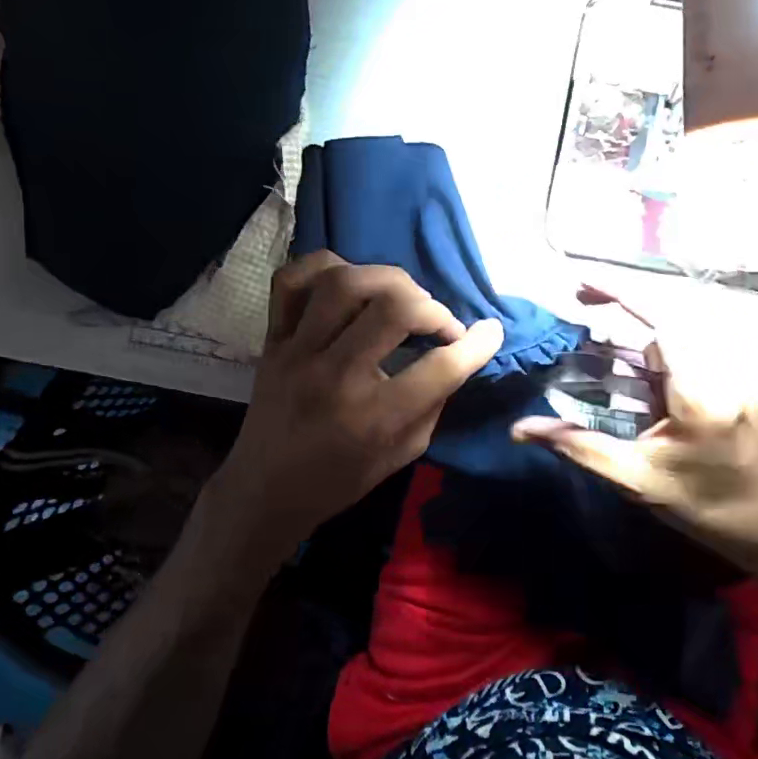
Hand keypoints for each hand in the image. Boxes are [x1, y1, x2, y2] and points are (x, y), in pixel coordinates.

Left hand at [212, 251, 503, 536]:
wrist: (266, 490)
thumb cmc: (343, 477)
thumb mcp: (406, 452)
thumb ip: (434, 400)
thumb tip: (456, 354)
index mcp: (374, 417)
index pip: (441, 367)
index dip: (479, 344)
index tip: (491, 332)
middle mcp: (334, 376)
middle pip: (395, 307)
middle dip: (433, 309)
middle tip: (438, 326)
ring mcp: (297, 352)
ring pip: (345, 282)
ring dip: (389, 281)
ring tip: (401, 300)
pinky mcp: (272, 339)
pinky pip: (292, 280)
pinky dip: (328, 268)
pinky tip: (351, 285)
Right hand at [511, 310, 757, 590]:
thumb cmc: (712, 510)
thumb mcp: (640, 482)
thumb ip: (580, 447)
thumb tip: (521, 430)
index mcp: (705, 394)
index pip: (662, 319)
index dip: (620, 292)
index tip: (580, 284)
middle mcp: (734, 365)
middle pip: (675, 309)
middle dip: (628, 300)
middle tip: (585, 302)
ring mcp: (752, 362)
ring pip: (693, 315)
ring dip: (650, 313)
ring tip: (610, 325)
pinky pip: (710, 330)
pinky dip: (674, 329)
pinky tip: (650, 350)